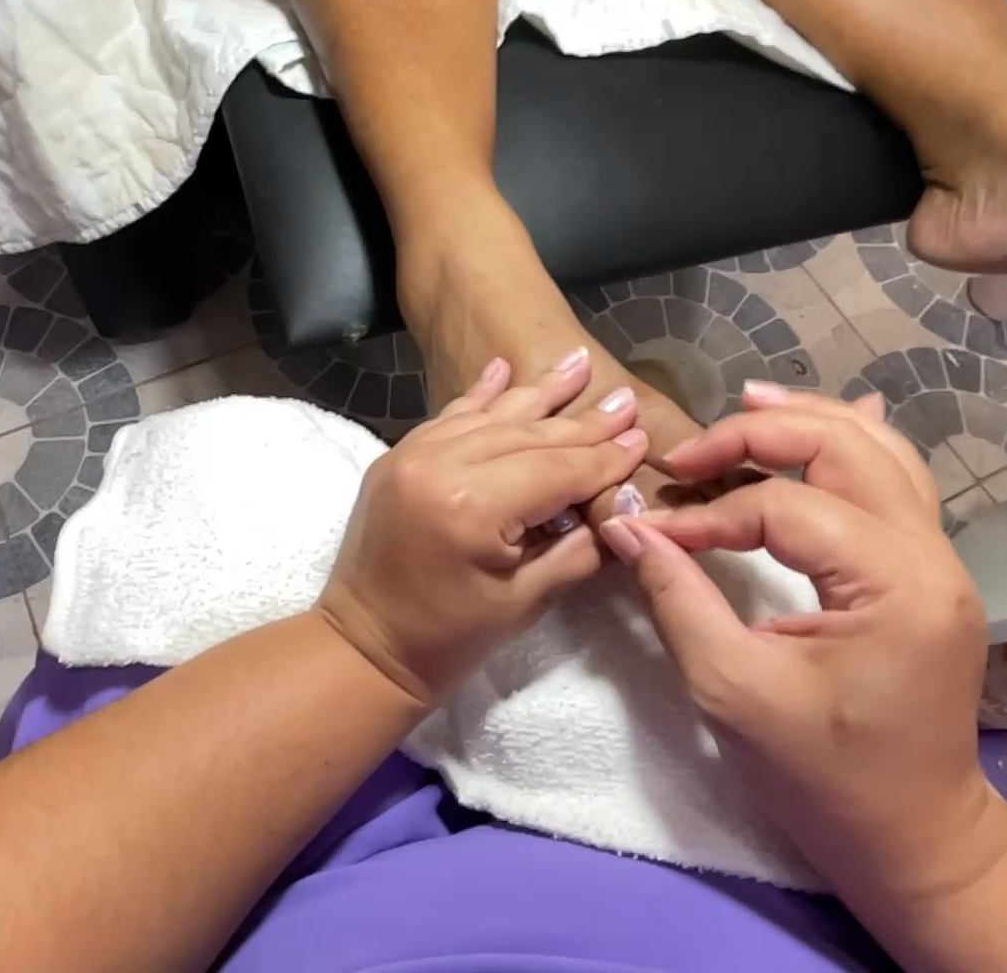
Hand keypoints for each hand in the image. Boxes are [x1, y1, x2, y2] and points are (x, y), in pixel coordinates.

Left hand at [317, 350, 649, 706]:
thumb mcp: (527, 600)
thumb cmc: (449, 637)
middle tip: (624, 400)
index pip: (556, 470)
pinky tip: (503, 368)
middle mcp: (439, 466)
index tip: (642, 438)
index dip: (603, 458)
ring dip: (536, 393)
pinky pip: (447, 418)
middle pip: (526, 436)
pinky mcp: (396, 457)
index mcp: (473, 507)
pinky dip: (479, 395)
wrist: (364, 644)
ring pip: (488, 417)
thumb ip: (580, 546)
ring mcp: (410, 455)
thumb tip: (625, 504)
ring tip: (577, 362)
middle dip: (580, 422)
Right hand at [600, 383, 997, 895]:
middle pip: (844, 447)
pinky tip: (821, 423)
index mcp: (893, 584)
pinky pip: (894, 482)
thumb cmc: (818, 773)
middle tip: (688, 454)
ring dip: (807, 421)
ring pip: (879, 450)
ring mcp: (937, 560)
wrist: (910, 836)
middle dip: (756, 433)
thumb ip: (675, 596)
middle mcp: (929, 556)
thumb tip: (623, 525)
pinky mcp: (923, 572)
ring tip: (745, 402)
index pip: (782, 508)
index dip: (703, 514)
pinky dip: (848, 445)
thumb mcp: (729, 687)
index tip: (646, 533)